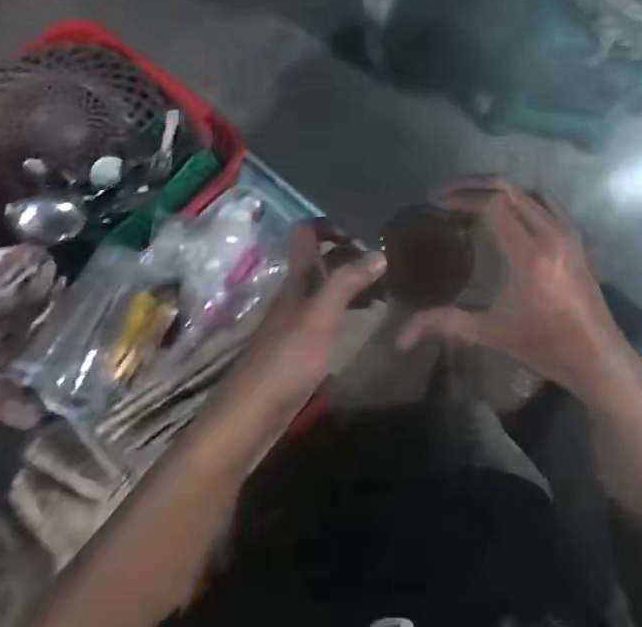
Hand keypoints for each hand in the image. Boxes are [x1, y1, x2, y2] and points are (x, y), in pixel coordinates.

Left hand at [231, 222, 385, 410]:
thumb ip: (347, 282)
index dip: (330, 223)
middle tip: (391, 256)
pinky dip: (352, 304)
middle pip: (322, 259)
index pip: (306, 233)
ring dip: (356, 278)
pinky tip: (371, 315)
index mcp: (297, 280)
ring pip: (329, 285)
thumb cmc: (285, 361)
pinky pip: (332, 311)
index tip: (364, 228)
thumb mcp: (320, 316)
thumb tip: (380, 252)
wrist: (249, 418)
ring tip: (391, 282)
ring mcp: (299, 319)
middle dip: (353, 251)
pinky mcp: (304, 344)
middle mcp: (297, 293)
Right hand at [398, 177, 641, 408]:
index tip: (436, 201)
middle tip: (446, 193)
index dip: (462, 196)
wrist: (597, 356)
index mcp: (531, 255)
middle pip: (512, 190)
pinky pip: (550, 204)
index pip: (495, 204)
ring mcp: (570, 234)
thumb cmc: (545, 346)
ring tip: (473, 200)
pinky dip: (526, 200)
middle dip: (476, 185)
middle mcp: (552, 234)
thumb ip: (446, 324)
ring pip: (533, 193)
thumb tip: (402, 335)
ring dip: (502, 190)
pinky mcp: (578, 240)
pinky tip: (509, 216)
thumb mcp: (492, 333)